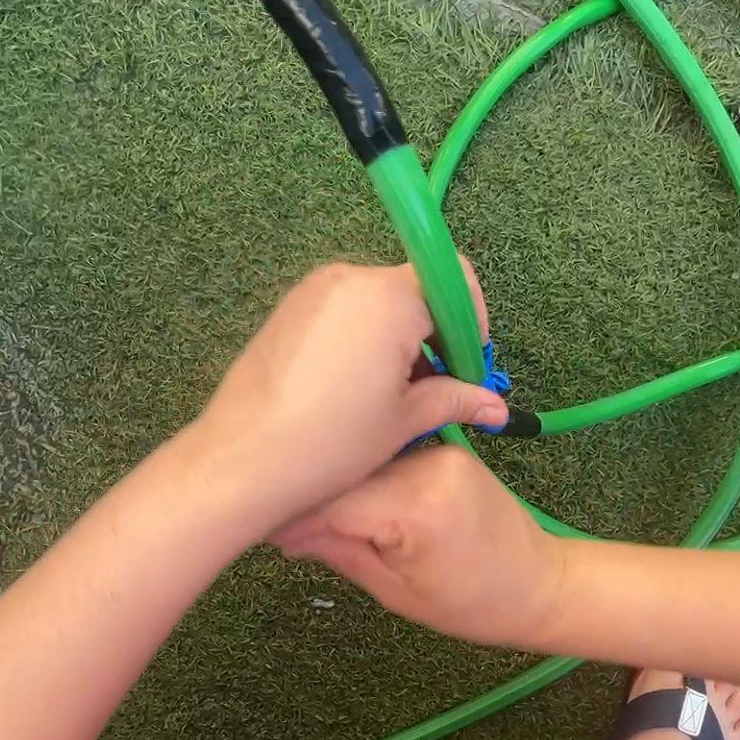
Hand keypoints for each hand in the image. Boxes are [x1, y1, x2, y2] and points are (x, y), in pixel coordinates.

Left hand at [187, 262, 508, 527]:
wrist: (242, 461)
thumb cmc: (333, 442)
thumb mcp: (403, 421)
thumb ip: (455, 399)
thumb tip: (497, 408)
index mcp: (388, 296)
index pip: (453, 279)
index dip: (471, 322)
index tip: (467, 366)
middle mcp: (350, 278)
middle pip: (415, 289)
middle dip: (435, 334)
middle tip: (436, 388)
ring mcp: (314, 291)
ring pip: (379, 302)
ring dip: (400, 338)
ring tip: (394, 395)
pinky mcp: (289, 309)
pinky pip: (345, 311)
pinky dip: (365, 338)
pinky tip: (357, 387)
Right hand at [272, 446, 569, 649]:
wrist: (540, 584)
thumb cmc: (470, 604)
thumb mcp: (394, 590)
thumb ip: (339, 550)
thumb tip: (284, 532)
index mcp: (417, 503)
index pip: (335, 498)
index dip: (295, 515)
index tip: (267, 533)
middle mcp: (428, 463)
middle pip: (349, 475)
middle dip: (314, 500)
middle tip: (287, 532)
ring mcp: (440, 450)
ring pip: (367, 465)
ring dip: (341, 488)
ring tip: (320, 522)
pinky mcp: (447, 450)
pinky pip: (391, 463)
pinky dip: (369, 483)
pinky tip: (357, 506)